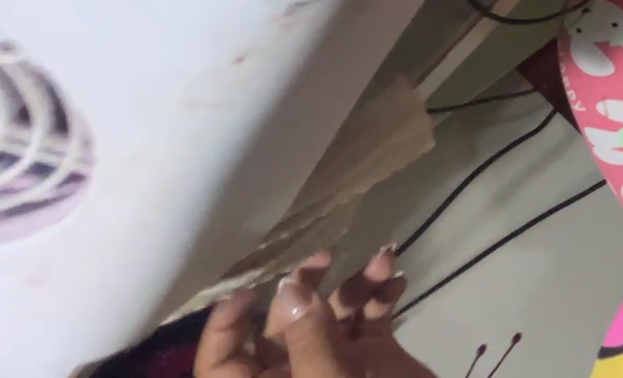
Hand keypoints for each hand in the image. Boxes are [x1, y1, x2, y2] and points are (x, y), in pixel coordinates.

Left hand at [196, 249, 433, 377]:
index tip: (250, 289)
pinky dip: (384, 295)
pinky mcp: (373, 354)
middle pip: (285, 324)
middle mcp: (294, 374)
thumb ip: (309, 336)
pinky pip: (372, 316)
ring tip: (385, 260)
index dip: (226, 327)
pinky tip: (399, 281)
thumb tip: (289, 285)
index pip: (223, 361)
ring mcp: (335, 363)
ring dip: (359, 283)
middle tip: (328, 256)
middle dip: (306, 287)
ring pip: (335, 313)